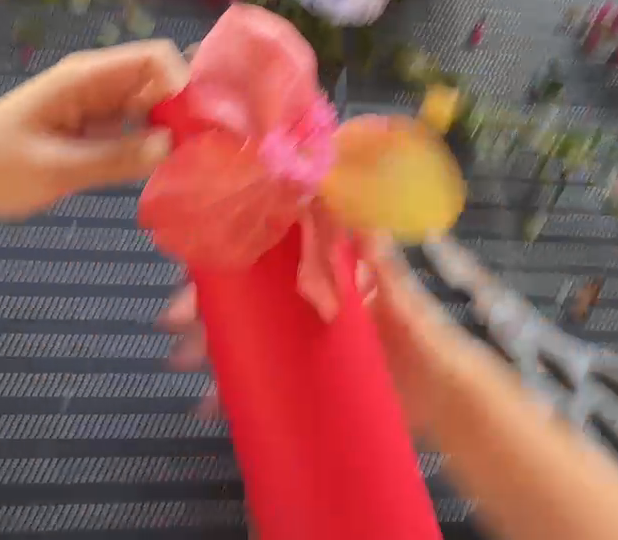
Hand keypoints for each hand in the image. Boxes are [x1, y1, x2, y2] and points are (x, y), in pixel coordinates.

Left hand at [0, 40, 186, 230]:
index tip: (201, 126)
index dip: (184, 83)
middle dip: (184, 109)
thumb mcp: (55, 169)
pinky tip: (167, 170)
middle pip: (158, 81)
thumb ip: (116, 158)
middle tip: (208, 153)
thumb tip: (173, 145)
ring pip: (149, 106)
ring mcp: (93, 106)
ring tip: (196, 165)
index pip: (154, 58)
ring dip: (170, 129)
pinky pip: (132, 128)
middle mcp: (95, 83)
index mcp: (85, 77)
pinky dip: (150, 144)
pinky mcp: (89, 129)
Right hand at [160, 236, 479, 434]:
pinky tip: (209, 404)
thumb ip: (380, 261)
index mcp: (323, 266)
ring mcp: (297, 333)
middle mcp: (302, 294)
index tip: (195, 255)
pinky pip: (257, 375)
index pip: (266, 247)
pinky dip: (231, 388)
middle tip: (173, 321)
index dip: (228, 247)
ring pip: (243, 331)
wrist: (443, 397)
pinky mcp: (299, 370)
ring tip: (182, 363)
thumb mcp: (402, 297)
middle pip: (244, 292)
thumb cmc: (422, 335)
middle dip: (204, 302)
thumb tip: (354, 213)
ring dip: (207, 343)